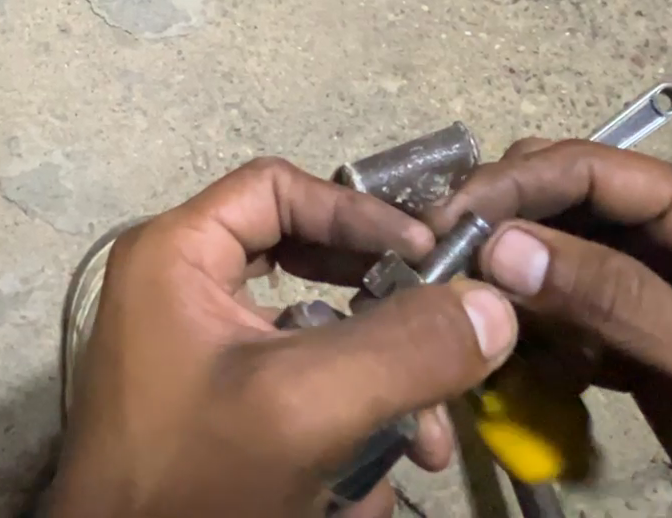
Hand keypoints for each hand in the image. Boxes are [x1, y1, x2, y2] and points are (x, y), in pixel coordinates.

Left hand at [48, 157, 520, 517]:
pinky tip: (370, 482)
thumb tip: (494, 304)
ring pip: (307, 325)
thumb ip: (403, 349)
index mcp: (177, 251)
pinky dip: (339, 415)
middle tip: (435, 324)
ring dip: (371, 375)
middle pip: (300, 252)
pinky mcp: (213, 394)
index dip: (356, 211)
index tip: (427, 253)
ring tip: (425, 436)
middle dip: (375, 300)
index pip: (278, 189)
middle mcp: (181, 280)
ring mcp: (195, 340)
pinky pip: (290, 378)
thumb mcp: (303, 408)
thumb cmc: (194, 479)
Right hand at [426, 140, 671, 517]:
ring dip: (513, 281)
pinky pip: (563, 294)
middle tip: (444, 268)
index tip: (443, 224)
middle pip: (564, 194)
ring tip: (479, 321)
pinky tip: (524, 361)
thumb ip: (616, 304)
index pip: (591, 168)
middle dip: (504, 227)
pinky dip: (534, 322)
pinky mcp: (638, 311)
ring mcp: (658, 267)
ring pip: (554, 243)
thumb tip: (499, 246)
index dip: (512, 187)